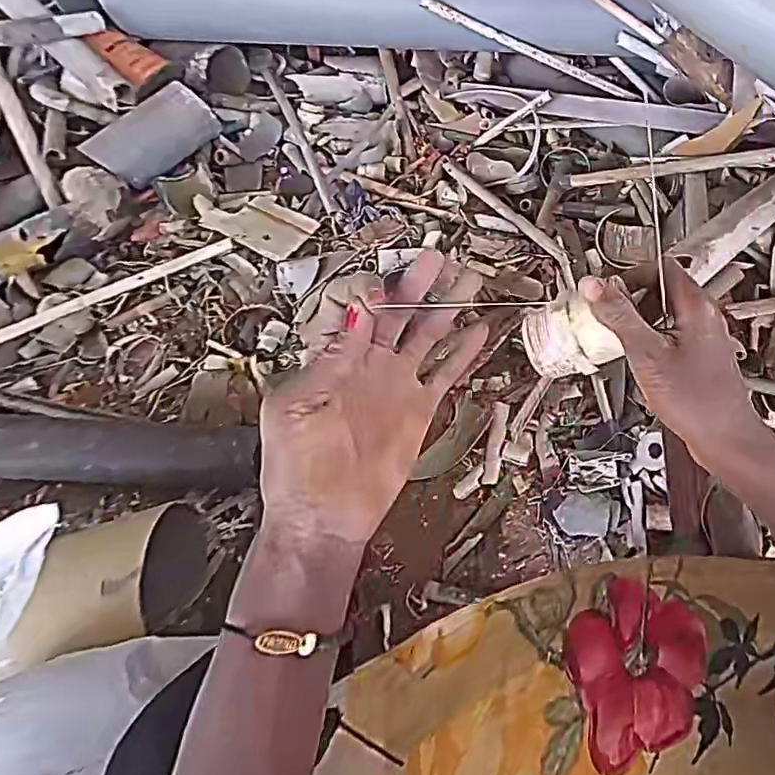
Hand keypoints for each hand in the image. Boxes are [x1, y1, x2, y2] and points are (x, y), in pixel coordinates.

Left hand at [258, 250, 488, 548]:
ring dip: (446, 309)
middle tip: (438, 259)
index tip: (389, 280)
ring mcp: (397, 384)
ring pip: (428, 335)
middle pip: (400, 313)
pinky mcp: (419, 409)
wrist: (323, 515)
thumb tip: (353, 313)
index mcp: (336, 359)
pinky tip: (478, 332)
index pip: (360, 310)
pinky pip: (446, 373)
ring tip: (465, 282)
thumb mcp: (297, 406)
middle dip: (418, 285)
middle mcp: (371, 365)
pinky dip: (464, 352)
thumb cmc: (296, 466)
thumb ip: (330, 358)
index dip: (376, 290)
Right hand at [581, 264, 774, 485]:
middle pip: (663, 288)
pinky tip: (644, 360)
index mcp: (696, 306)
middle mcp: (705, 316)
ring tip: (626, 340)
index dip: (631, 275)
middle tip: (612, 316)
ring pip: (667, 312)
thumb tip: (596, 287)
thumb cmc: (697, 402)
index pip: (661, 266)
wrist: (724, 439)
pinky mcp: (702, 355)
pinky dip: (653, 339)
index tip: (610, 291)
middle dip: (633, 300)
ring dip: (642, 320)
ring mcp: (705, 336)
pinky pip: (672, 334)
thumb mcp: (646, 353)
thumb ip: (619, 316)